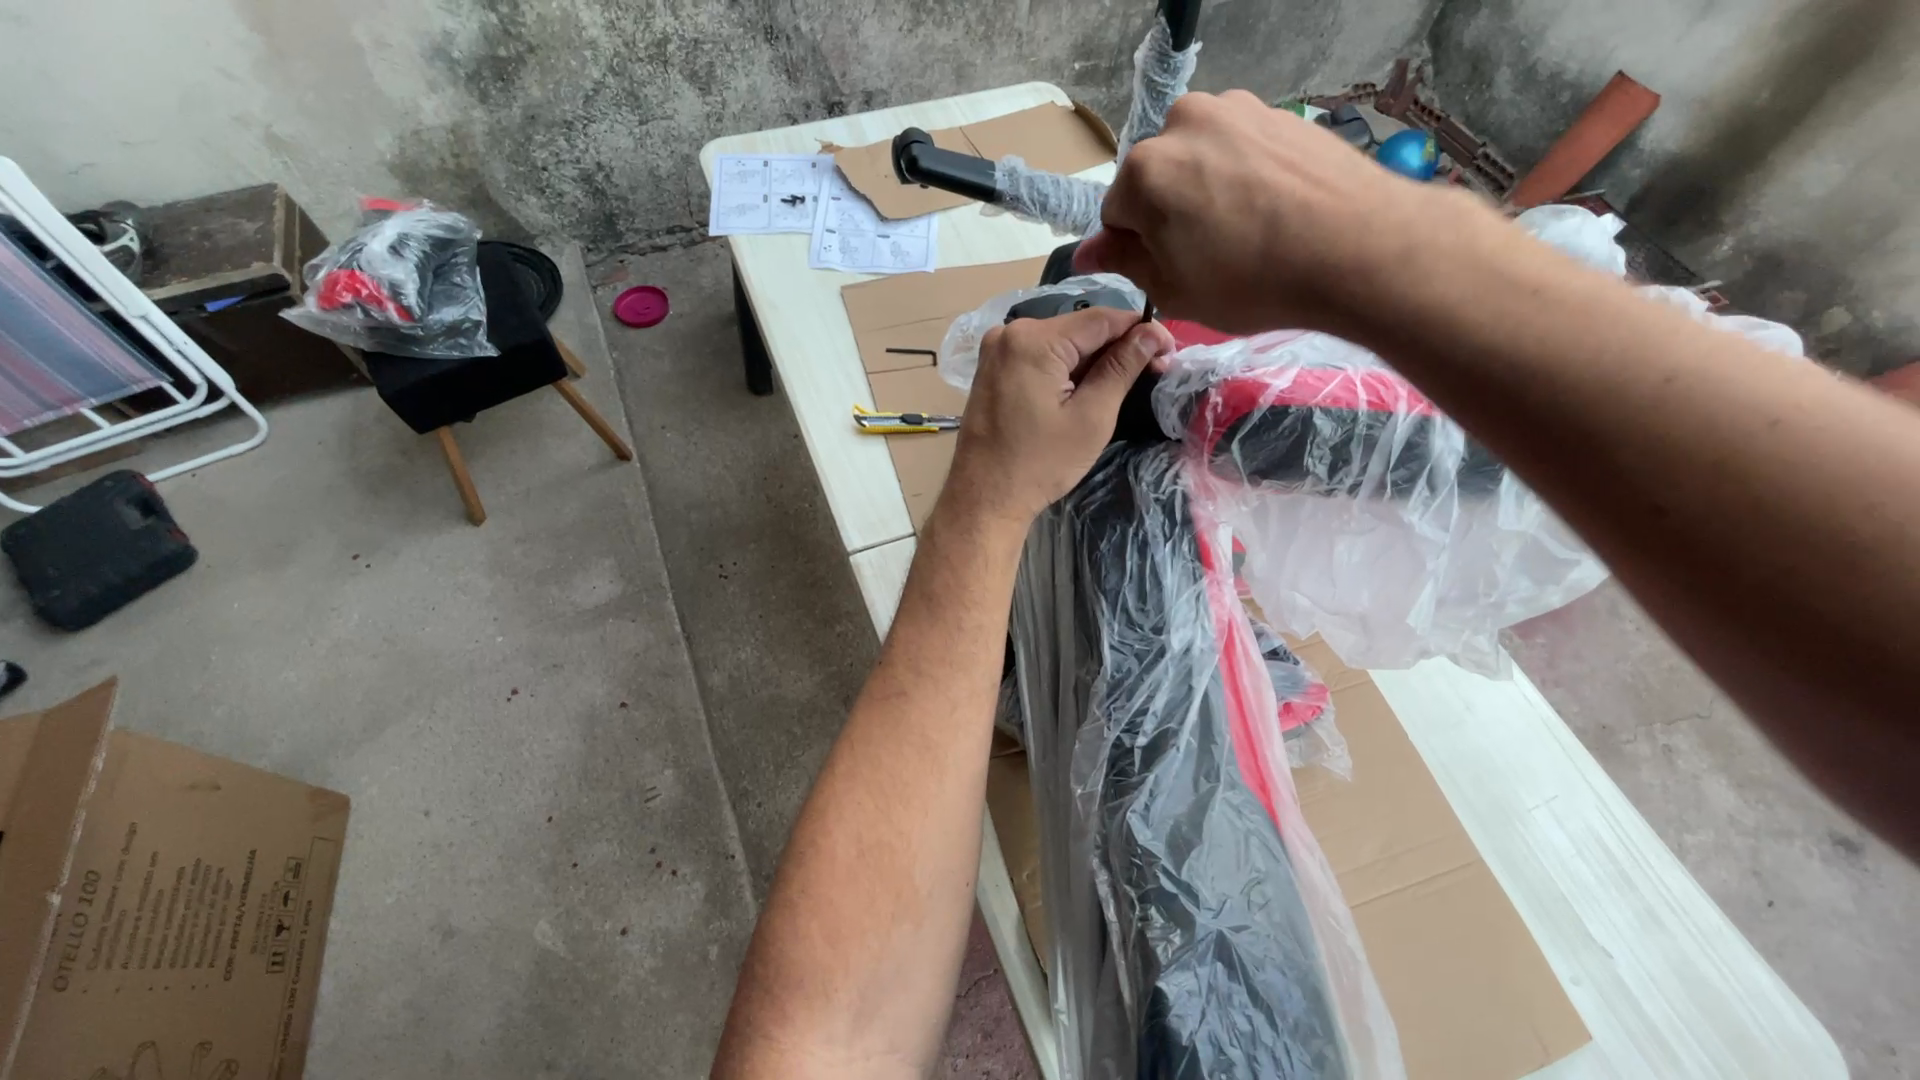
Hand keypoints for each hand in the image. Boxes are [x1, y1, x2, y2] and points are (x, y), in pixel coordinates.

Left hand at [937, 307, 1174, 531]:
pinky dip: (1067, 367)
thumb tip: (1152, 333)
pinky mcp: (993, 368)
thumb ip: (1122, 368)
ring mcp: (997, 349)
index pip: (1102, 318)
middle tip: (1155, 370)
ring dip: (1094, 358)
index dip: (1141, 329)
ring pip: (1062, 341)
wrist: (984, 498)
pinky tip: (1088, 387)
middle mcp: (1010, 332)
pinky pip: (1041, 355)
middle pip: (1080, 328)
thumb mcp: (1092, 416)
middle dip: (1119, 346)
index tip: (1170, 350)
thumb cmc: (1040, 464)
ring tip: (1126, 382)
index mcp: (1034, 340)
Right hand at [1075, 90, 1470, 334]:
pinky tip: (1274, 210)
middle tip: (1211, 254)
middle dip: (1171, 212)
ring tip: (1248, 231)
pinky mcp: (1277, 112)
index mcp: (1144, 169)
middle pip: (1157, 178)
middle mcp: (1183, 123)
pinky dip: (1245, 176)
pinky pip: (1240, 149)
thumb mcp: (1173, 289)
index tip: (1170, 269)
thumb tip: (1086, 251)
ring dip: (1207, 190)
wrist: (1357, 248)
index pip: (1116, 214)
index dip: (1138, 248)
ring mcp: (1235, 109)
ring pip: (1199, 159)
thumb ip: (1124, 261)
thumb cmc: (1252, 280)